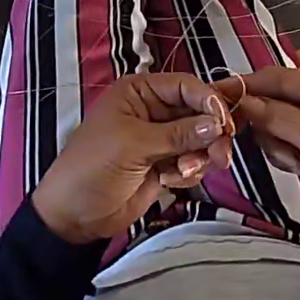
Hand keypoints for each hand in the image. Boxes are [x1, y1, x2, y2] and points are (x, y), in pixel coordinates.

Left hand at [31, 72, 235, 244]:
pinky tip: (171, 180)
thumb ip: (178, 134)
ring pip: (200, 138)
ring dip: (201, 155)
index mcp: (137, 92)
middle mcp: (151, 110)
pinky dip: (190, 170)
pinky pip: (193, 160)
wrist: (75, 213)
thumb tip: (217, 124)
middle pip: (198, 111)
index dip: (207, 100)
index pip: (183, 85)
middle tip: (219, 154)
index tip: (224, 122)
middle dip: (211, 132)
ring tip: (186, 170)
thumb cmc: (94, 166)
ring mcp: (159, 138)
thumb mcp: (134, 145)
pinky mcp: (165, 164)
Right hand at [218, 49, 299, 242]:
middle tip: (277, 144)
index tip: (220, 92)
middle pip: (273, 93)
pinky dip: (279, 150)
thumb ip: (284, 121)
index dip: (249, 85)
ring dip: (275, 140)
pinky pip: (275, 132)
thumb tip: (246, 101)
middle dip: (268, 121)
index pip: (283, 77)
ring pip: (270, 114)